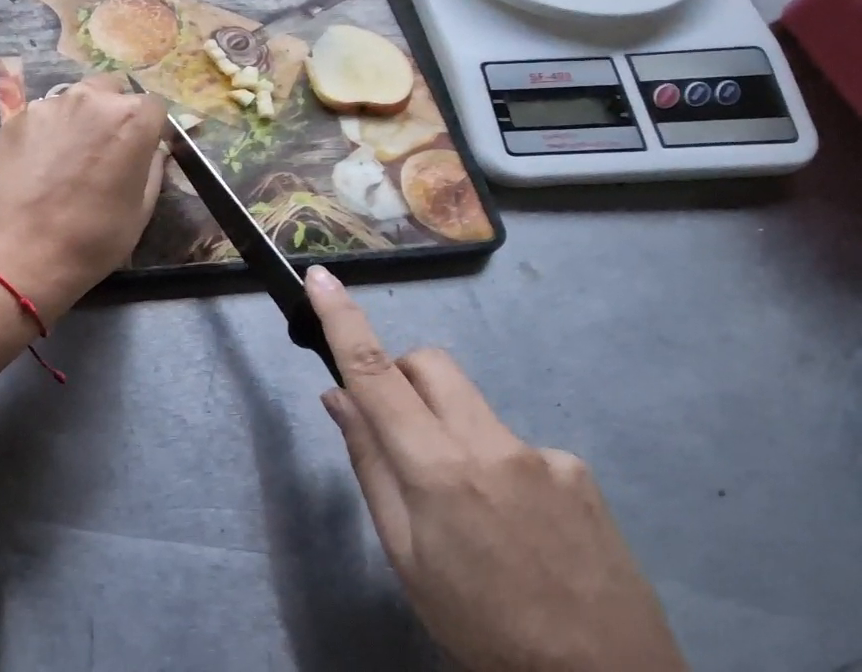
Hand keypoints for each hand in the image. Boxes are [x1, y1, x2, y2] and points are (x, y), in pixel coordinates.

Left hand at [0, 75, 166, 311]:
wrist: (19, 253)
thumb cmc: (91, 238)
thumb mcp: (141, 210)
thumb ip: (151, 167)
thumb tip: (151, 149)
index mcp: (131, 118)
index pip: (153, 107)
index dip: (149, 129)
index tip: (141, 151)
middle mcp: (90, 99)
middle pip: (111, 92)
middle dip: (113, 114)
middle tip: (103, 151)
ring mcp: (48, 105)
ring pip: (73, 100)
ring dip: (78, 120)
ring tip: (67, 158)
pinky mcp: (15, 118)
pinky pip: (42, 116)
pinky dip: (47, 132)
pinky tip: (38, 164)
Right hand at [306, 267, 686, 671]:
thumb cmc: (480, 626)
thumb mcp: (405, 556)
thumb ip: (371, 467)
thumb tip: (339, 399)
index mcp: (439, 471)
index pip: (376, 376)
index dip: (344, 320)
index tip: (323, 277)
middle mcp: (493, 446)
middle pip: (429, 365)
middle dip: (396, 373)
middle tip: (388, 424)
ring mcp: (546, 456)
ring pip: (470, 405)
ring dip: (445, 426)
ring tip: (461, 505)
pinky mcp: (579, 473)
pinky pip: (512, 443)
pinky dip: (491, 462)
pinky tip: (510, 524)